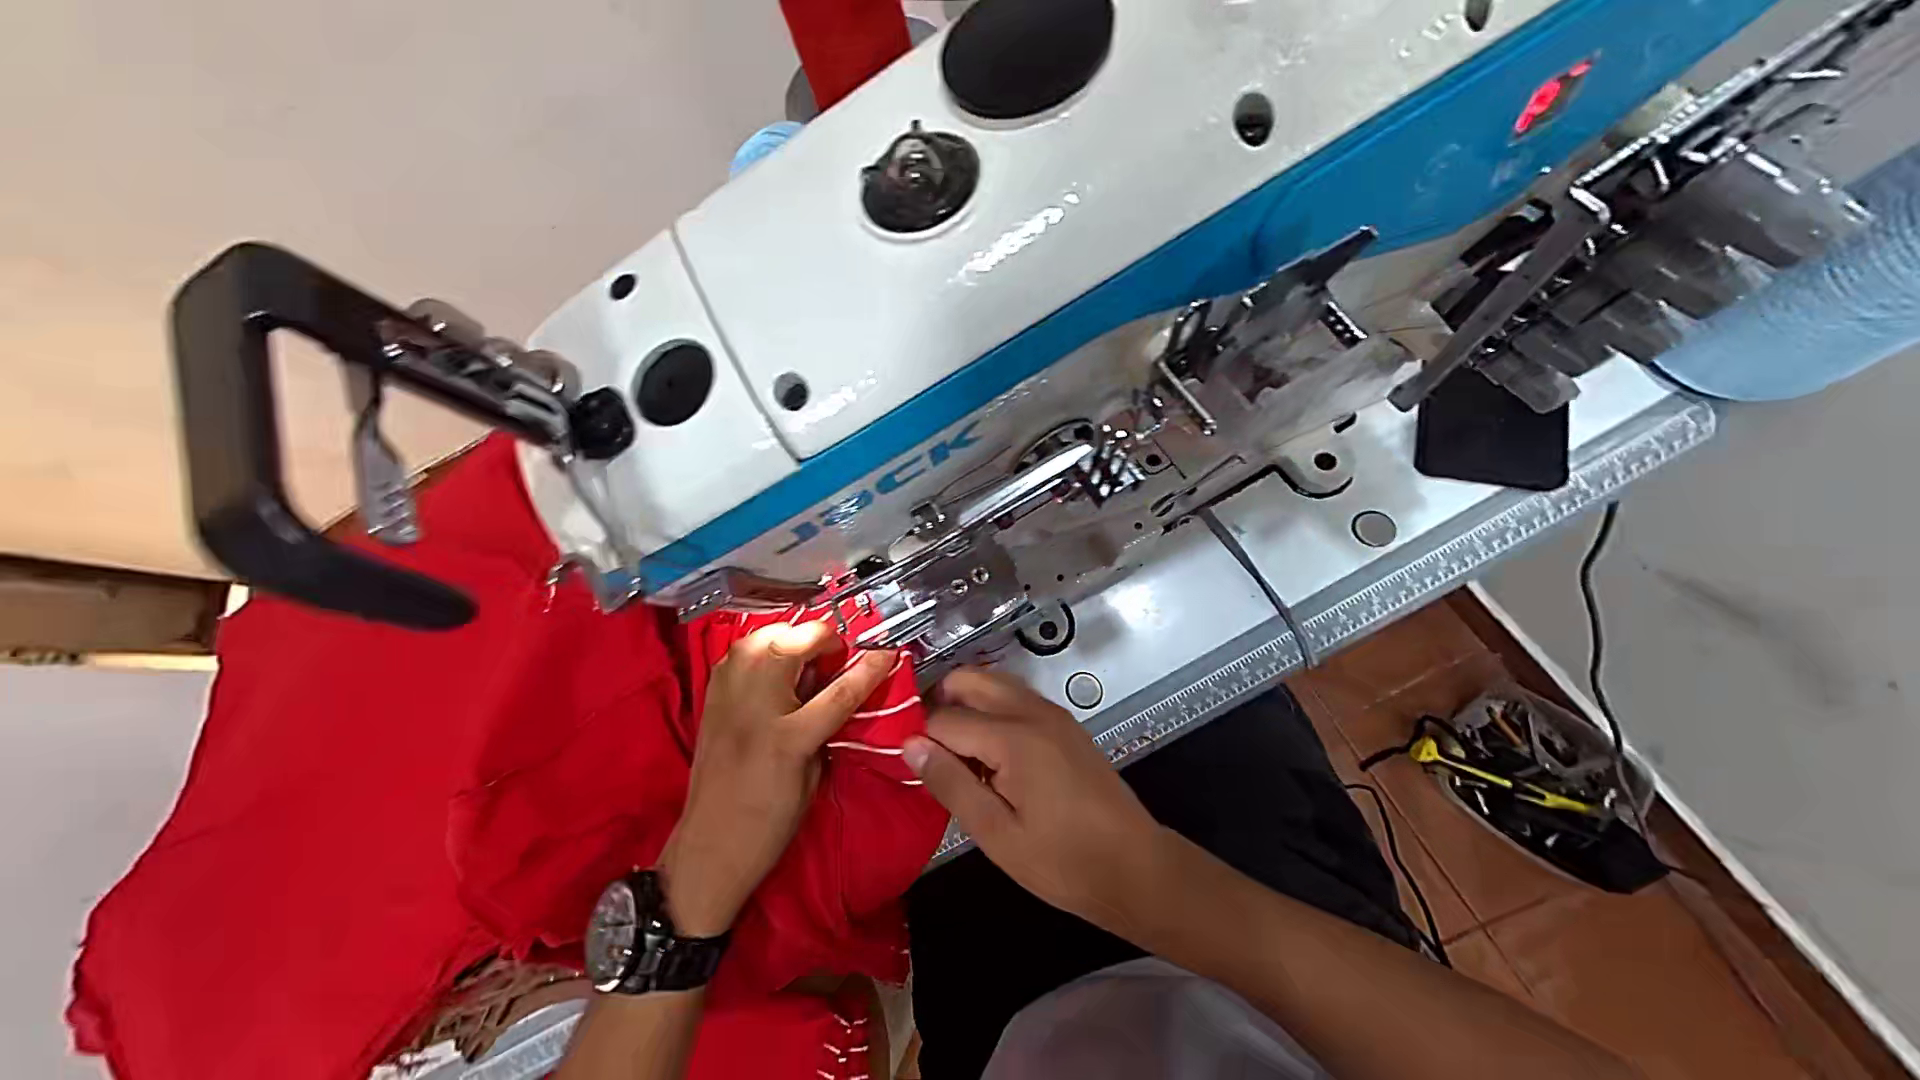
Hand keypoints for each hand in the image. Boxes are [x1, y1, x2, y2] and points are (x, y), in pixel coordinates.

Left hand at [660, 623, 895, 936]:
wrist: (709, 848)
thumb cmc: (769, 822)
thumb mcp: (814, 778)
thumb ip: (827, 728)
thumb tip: (839, 693)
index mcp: (788, 738)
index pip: (839, 691)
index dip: (868, 668)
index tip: (887, 653)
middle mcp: (753, 708)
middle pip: (791, 643)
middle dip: (821, 639)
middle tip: (836, 656)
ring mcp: (727, 697)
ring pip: (761, 636)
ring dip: (790, 637)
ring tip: (805, 656)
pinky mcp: (710, 697)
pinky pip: (739, 652)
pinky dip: (761, 648)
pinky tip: (773, 666)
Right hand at [903, 669, 1167, 931]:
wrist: (1135, 867)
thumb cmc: (1063, 861)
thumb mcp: (996, 834)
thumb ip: (950, 783)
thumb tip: (909, 745)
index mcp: (1013, 736)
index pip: (943, 718)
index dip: (917, 738)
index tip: (904, 763)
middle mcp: (1032, 710)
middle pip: (968, 679)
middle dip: (938, 703)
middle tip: (926, 750)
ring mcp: (1052, 713)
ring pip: (992, 682)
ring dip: (964, 704)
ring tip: (953, 753)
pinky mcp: (1064, 723)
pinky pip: (1015, 697)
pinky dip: (990, 710)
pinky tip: (988, 754)